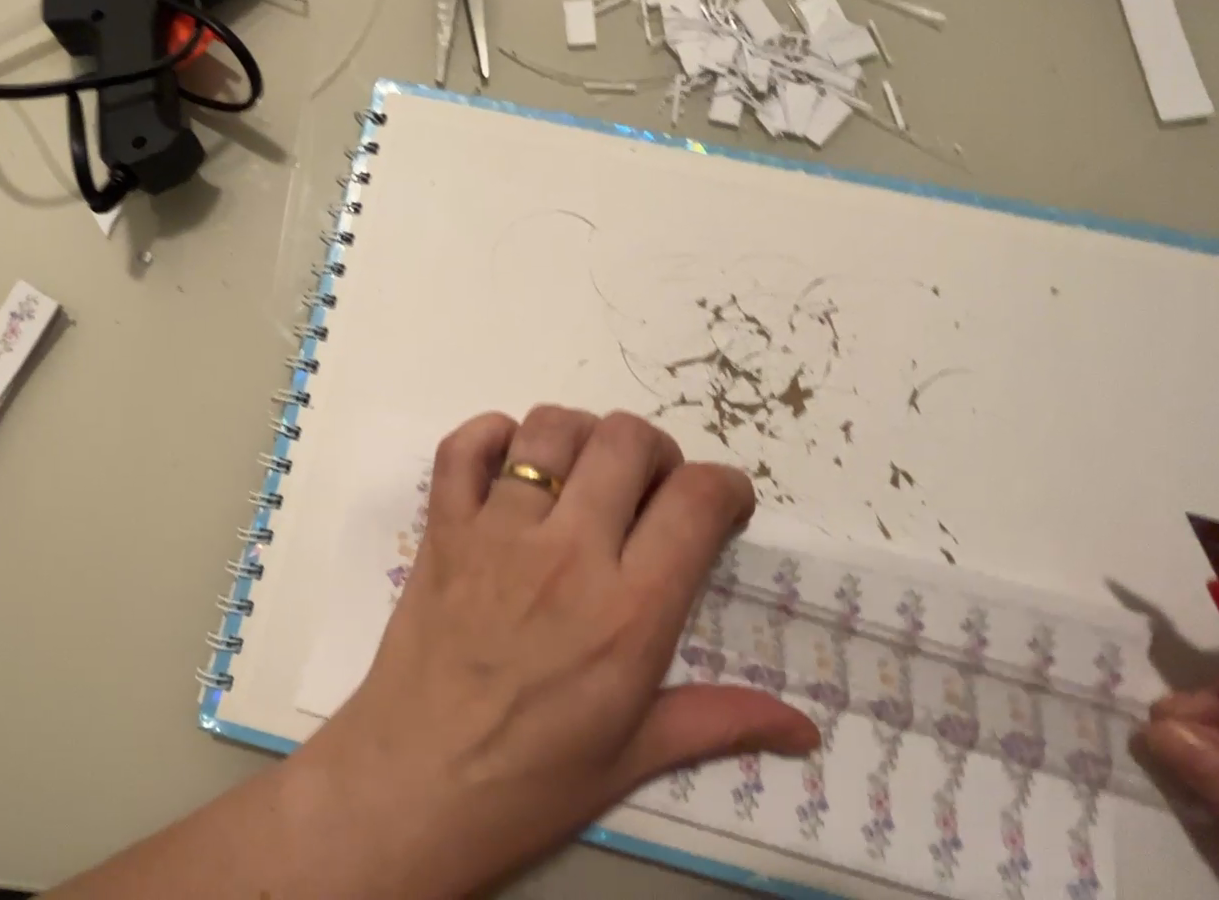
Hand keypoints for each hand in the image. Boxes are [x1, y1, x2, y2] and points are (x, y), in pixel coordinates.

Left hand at [293, 407, 818, 895]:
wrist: (413, 786)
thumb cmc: (529, 782)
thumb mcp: (633, 758)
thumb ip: (720, 722)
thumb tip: (805, 729)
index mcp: (629, 611)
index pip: (696, 500)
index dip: (724, 487)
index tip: (720, 506)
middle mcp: (567, 554)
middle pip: (626, 441)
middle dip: (654, 451)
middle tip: (649, 491)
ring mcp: (496, 534)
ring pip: (549, 431)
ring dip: (580, 437)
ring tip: (583, 475)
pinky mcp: (442, 530)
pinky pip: (461, 448)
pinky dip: (490, 435)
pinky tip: (509, 462)